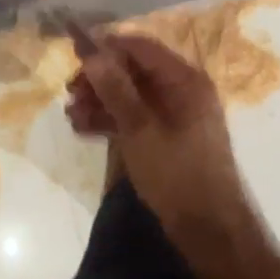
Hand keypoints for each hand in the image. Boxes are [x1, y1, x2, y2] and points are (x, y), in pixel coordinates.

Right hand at [66, 33, 249, 228]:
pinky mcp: (166, 137)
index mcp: (184, 80)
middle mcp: (181, 90)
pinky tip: (84, 129)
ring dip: (99, 101)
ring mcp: (175, 115)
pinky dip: (111, 120)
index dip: (106, 47)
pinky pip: (134, 116)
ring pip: (130, 95)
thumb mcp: (140, 130)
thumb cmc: (177, 174)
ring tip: (72, 116)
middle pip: (132, 70)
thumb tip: (91, 52)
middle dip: (99, 79)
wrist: (209, 231)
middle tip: (70, 93)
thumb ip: (115, 89)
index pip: (139, 47)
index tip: (73, 55)